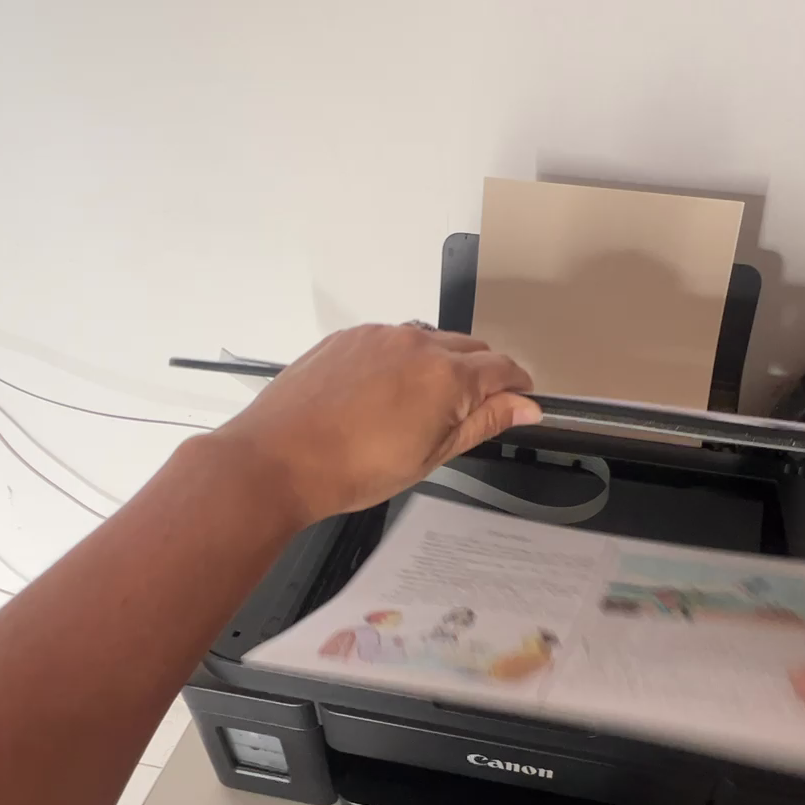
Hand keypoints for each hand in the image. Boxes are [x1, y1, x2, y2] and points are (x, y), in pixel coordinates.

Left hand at [211, 325, 541, 523]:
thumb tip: (525, 407)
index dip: (517, 387)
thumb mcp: (432, 455)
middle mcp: (417, 343)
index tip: (518, 400)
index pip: (502, 369)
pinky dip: (403, 359)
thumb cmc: (351, 468)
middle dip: (481, 376)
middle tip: (468, 412)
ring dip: (441, 364)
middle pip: (471, 349)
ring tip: (421, 405)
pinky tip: (386, 393)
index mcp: (446, 376)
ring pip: (432, 340)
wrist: (279, 459)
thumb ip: (484, 422)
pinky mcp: (350, 336)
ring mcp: (380, 335)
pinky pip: (393, 339)